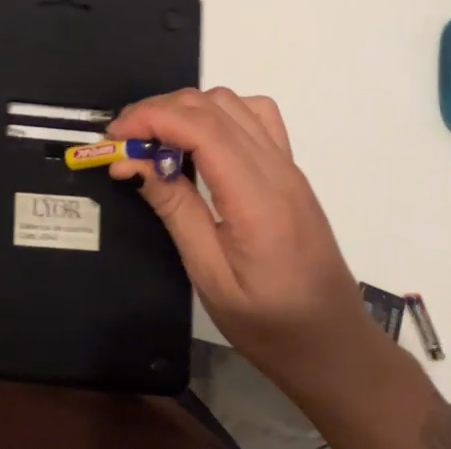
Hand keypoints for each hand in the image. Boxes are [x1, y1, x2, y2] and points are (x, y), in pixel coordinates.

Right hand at [107, 87, 375, 387]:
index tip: (114, 139)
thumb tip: (130, 162)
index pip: (201, 127)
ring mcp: (288, 167)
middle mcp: (278, 171)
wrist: (336, 349)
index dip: (150, 118)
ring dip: (184, 110)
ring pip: (230, 102)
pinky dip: (215, 113)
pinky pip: (253, 115)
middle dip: (157, 112)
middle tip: (124, 145)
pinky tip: (198, 143)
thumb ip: (174, 209)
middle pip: (211, 106)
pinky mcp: (290, 171)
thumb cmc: (270, 325)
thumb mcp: (210, 276)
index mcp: (258, 200)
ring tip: (155, 144)